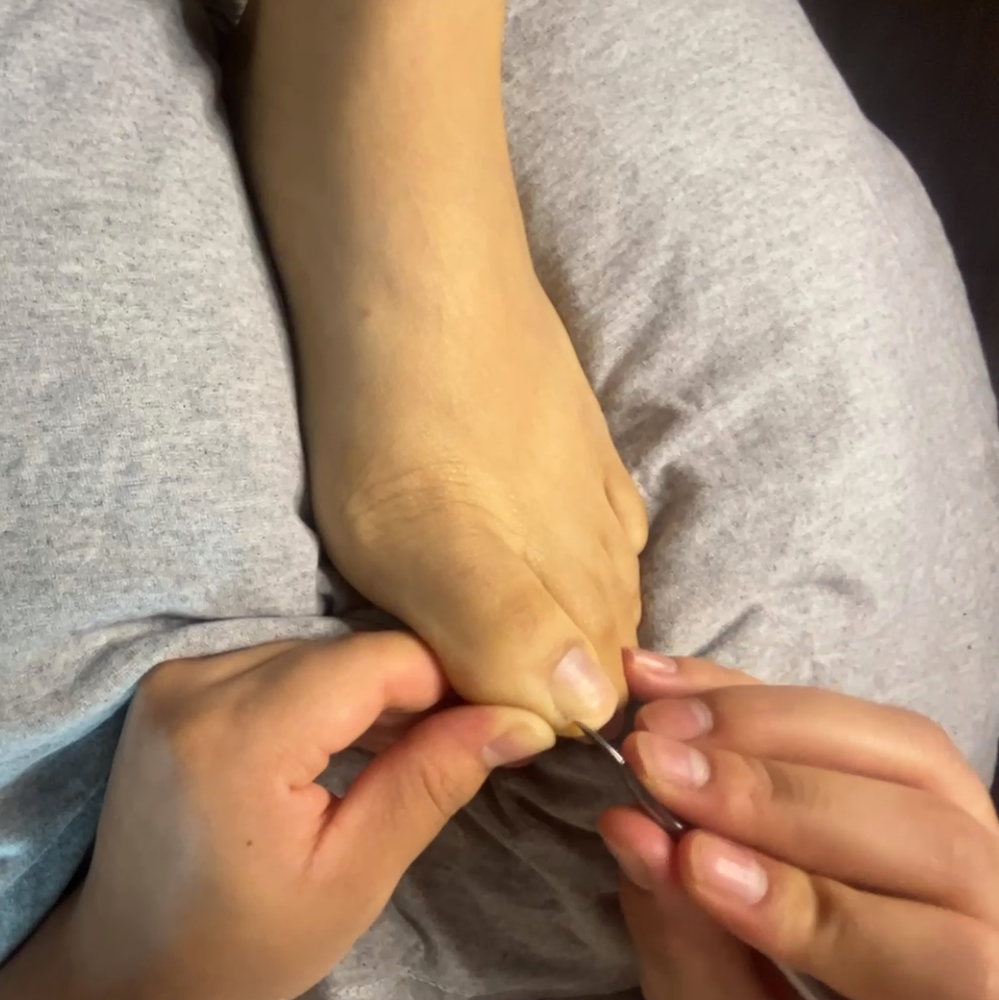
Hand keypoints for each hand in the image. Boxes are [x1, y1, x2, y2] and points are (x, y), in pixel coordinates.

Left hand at [0, 633, 552, 999]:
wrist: (128, 961)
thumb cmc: (244, 943)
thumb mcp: (352, 878)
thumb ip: (428, 782)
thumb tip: (512, 720)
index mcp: (240, 737)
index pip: (372, 658)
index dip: (439, 681)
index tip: (478, 723)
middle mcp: (194, 685)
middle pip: (335, 649)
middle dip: (397, 689)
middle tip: (434, 749)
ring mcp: (171, 677)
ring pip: (301, 650)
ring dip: (348, 691)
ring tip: (376, 755)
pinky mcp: (164, 683)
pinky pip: (261, 662)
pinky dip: (303, 691)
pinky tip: (319, 743)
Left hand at [237, 0, 645, 737]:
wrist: (411, 272)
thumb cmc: (398, 418)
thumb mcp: (418, 544)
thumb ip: (502, 632)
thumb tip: (582, 710)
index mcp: (563, 596)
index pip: (563, 715)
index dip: (499, 726)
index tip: (429, 717)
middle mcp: (600, 558)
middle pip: (580, 667)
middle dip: (522, 689)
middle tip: (440, 674)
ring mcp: (594, 502)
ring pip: (584, 606)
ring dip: (534, 631)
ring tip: (470, 628)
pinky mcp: (578, 456)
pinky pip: (581, 544)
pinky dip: (542, 571)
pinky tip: (505, 559)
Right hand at [598, 650, 998, 999]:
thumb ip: (686, 937)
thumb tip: (630, 828)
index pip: (958, 969)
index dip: (816, 910)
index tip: (692, 862)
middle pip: (932, 836)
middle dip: (770, 793)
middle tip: (650, 762)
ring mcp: (982, 838)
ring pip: (906, 750)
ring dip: (759, 721)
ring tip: (654, 721)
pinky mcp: (908, 776)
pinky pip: (846, 715)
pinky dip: (739, 690)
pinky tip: (660, 679)